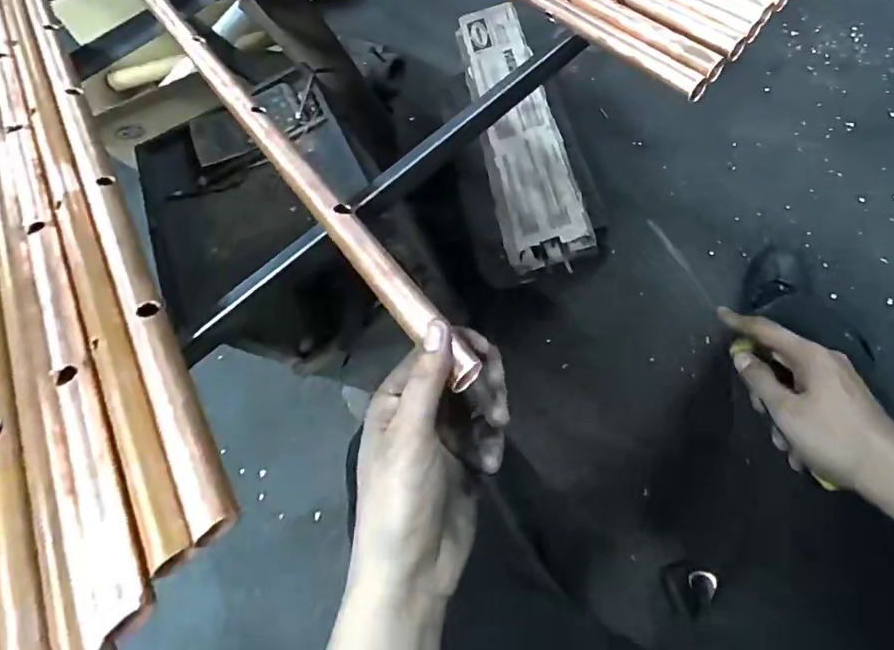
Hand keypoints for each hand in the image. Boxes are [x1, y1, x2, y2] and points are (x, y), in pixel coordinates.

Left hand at [334, 324, 507, 648]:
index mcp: (397, 399)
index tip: (487, 354)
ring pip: (478, 399)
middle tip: (497, 400)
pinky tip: (489, 464)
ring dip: (491, 412)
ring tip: (496, 433)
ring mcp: (444, 434)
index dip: (461, 347)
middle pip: (461, 372)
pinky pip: (486, 430)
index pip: (432, 352)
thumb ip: (427, 377)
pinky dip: (492, 442)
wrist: (413, 571)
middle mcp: (420, 410)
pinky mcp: (465, 456)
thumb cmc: (400, 496)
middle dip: (483, 382)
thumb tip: (439, 322)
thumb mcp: (410, 433)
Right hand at [718, 306, 893, 497]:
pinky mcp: (846, 402)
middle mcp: (826, 360)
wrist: (889, 470)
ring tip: (790, 448)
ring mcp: (839, 381)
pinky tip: (804, 454)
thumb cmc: (833, 438)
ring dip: (784, 416)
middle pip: (780, 363)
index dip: (741, 324)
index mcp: (811, 355)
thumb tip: (741, 355)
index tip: (720, 314)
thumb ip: (760, 381)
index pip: (768, 331)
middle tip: (762, 415)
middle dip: (765, 390)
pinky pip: (812, 402)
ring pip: (795, 388)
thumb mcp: (787, 412)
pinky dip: (802, 423)